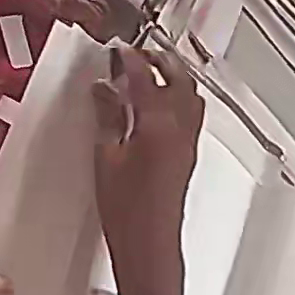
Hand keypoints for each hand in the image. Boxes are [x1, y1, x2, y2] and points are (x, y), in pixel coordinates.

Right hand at [93, 46, 203, 294]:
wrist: (149, 245)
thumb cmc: (128, 211)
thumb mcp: (106, 157)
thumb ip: (108, 116)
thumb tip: (103, 91)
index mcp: (157, 124)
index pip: (145, 78)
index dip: (130, 59)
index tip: (118, 49)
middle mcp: (180, 128)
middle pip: (177, 78)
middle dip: (158, 59)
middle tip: (136, 53)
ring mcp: (188, 140)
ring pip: (189, 93)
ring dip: (172, 75)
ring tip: (149, 71)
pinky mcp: (188, 153)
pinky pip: (190, 111)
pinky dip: (176, 96)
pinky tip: (158, 103)